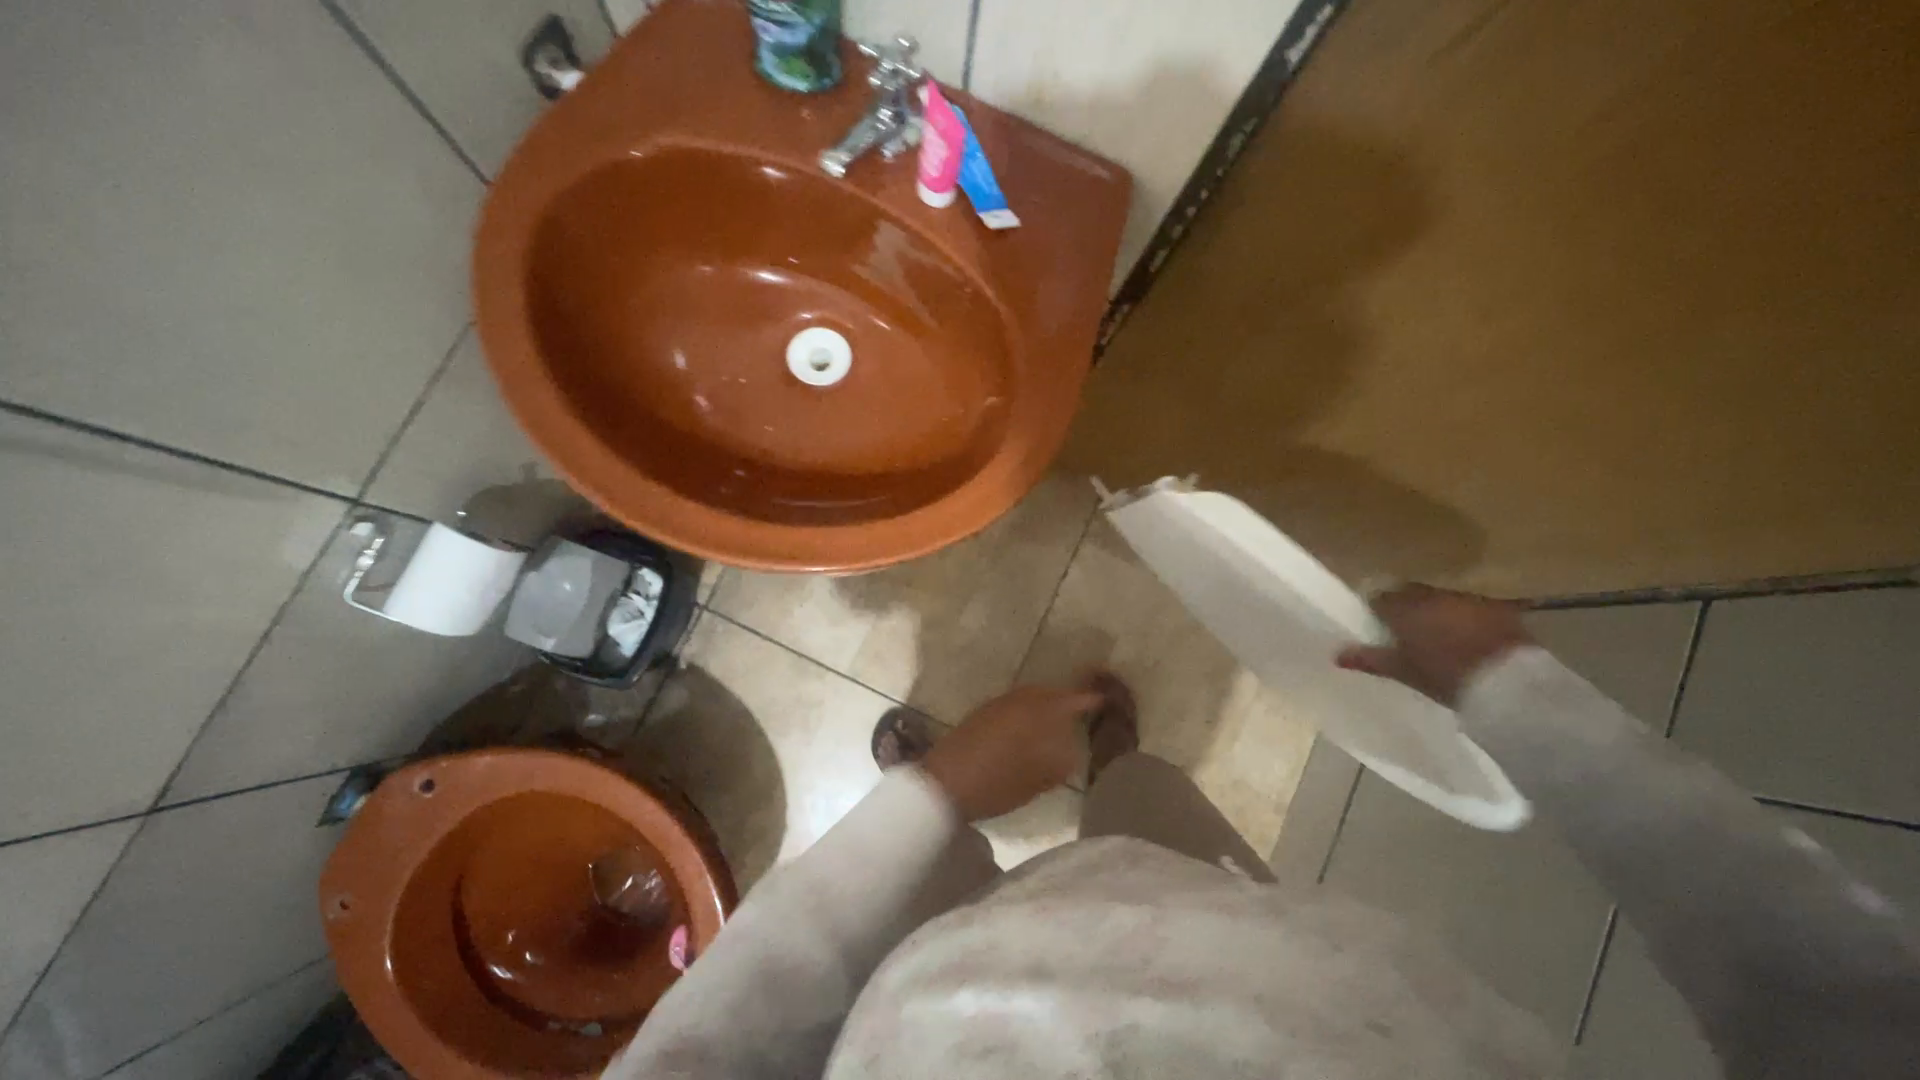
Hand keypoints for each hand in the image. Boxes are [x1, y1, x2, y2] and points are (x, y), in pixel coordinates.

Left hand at [919, 683, 1106, 821]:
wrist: (942, 785)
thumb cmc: (994, 784)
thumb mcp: (1035, 781)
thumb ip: (1058, 763)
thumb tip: (1073, 751)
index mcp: (1035, 713)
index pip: (1069, 699)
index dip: (1087, 698)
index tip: (1104, 698)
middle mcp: (1016, 702)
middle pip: (1048, 693)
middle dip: (1066, 698)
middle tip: (1082, 709)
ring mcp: (995, 707)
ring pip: (1029, 698)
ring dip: (1046, 704)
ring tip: (1058, 722)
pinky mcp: (979, 717)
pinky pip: (1013, 704)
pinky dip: (1027, 711)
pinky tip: (1029, 731)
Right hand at [1336, 584, 1532, 705]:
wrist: (1509, 683)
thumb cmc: (1445, 676)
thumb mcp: (1403, 671)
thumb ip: (1370, 659)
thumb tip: (1337, 654)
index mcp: (1405, 607)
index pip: (1379, 596)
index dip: (1376, 609)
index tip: (1377, 626)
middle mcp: (1433, 595)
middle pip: (1410, 593)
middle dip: (1406, 607)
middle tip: (1405, 632)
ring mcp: (1467, 599)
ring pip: (1441, 598)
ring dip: (1435, 611)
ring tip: (1437, 636)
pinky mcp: (1497, 608)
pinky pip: (1469, 607)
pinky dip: (1462, 618)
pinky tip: (1466, 638)